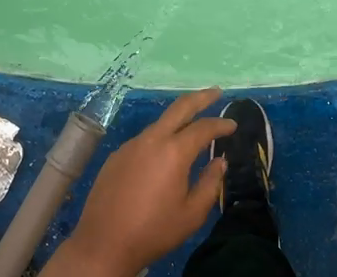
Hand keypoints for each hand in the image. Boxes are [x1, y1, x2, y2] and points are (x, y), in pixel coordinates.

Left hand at [43, 88, 234, 276]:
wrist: (102, 245)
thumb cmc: (153, 231)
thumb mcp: (191, 214)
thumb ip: (210, 184)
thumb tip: (219, 161)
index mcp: (174, 151)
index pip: (204, 127)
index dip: (221, 124)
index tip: (233, 125)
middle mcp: (152, 139)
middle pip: (180, 107)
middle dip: (201, 97)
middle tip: (216, 92)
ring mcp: (131, 145)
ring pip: (160, 123)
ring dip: (178, 119)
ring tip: (191, 125)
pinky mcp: (117, 156)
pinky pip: (144, 139)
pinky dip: (160, 138)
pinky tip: (162, 154)